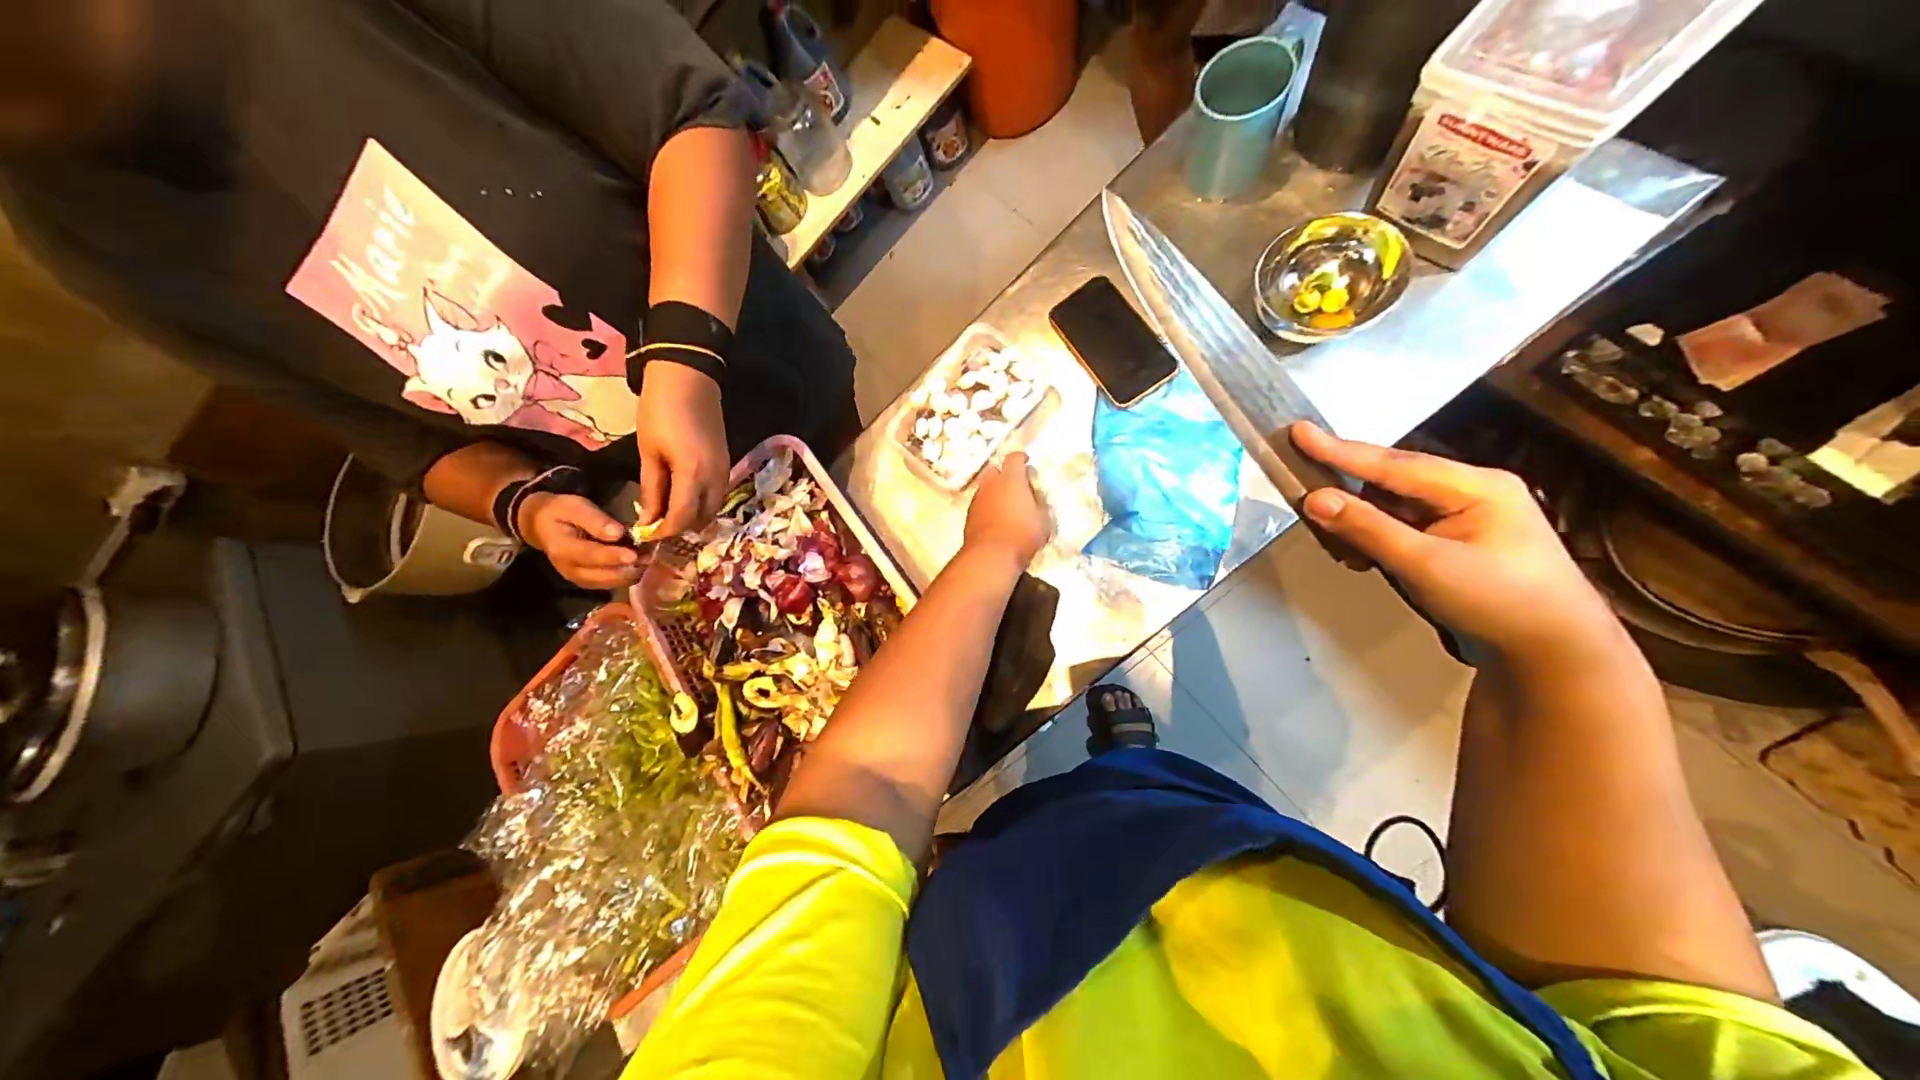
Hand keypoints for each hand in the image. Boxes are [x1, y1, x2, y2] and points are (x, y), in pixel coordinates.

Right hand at [518, 492, 642, 590]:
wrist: (541, 525)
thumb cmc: (560, 512)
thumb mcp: (574, 506)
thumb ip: (595, 520)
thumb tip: (617, 533)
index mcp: (563, 549)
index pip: (591, 555)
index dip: (614, 556)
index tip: (634, 555)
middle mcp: (570, 570)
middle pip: (604, 576)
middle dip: (629, 568)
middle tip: (651, 556)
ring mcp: (579, 579)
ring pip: (610, 583)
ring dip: (631, 573)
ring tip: (649, 559)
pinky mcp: (588, 582)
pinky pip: (611, 584)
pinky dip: (627, 576)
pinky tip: (641, 564)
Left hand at [634, 364, 730, 537]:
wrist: (689, 379)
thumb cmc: (660, 411)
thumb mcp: (649, 452)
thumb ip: (652, 489)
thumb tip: (647, 520)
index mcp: (693, 474)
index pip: (682, 518)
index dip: (664, 532)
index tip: (645, 535)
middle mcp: (715, 478)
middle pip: (703, 519)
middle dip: (680, 528)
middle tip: (656, 527)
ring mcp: (725, 472)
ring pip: (713, 509)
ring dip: (693, 517)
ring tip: (668, 514)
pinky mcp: (726, 465)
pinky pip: (717, 495)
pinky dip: (702, 504)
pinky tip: (683, 499)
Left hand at [963, 452, 1049, 567]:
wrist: (991, 555)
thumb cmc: (1023, 534)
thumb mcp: (1043, 519)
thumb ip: (1040, 502)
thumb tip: (1035, 495)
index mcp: (1011, 479)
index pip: (1014, 458)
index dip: (1021, 458)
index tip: (1027, 462)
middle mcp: (991, 484)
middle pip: (995, 470)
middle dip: (1005, 474)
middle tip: (1016, 486)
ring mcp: (977, 499)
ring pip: (986, 487)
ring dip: (995, 491)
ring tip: (1006, 505)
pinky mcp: (969, 515)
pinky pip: (980, 503)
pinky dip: (988, 506)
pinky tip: (996, 519)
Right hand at [1291, 422, 1619, 665]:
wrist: (1554, 653)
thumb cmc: (1499, 602)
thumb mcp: (1426, 565)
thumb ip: (1367, 529)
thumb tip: (1313, 500)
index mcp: (1475, 485)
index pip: (1393, 464)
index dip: (1340, 450)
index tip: (1298, 432)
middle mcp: (1469, 491)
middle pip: (1389, 482)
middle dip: (1347, 493)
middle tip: (1306, 501)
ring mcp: (1462, 517)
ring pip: (1389, 507)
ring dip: (1359, 524)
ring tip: (1341, 549)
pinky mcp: (1453, 542)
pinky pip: (1399, 527)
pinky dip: (1373, 539)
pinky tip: (1362, 558)